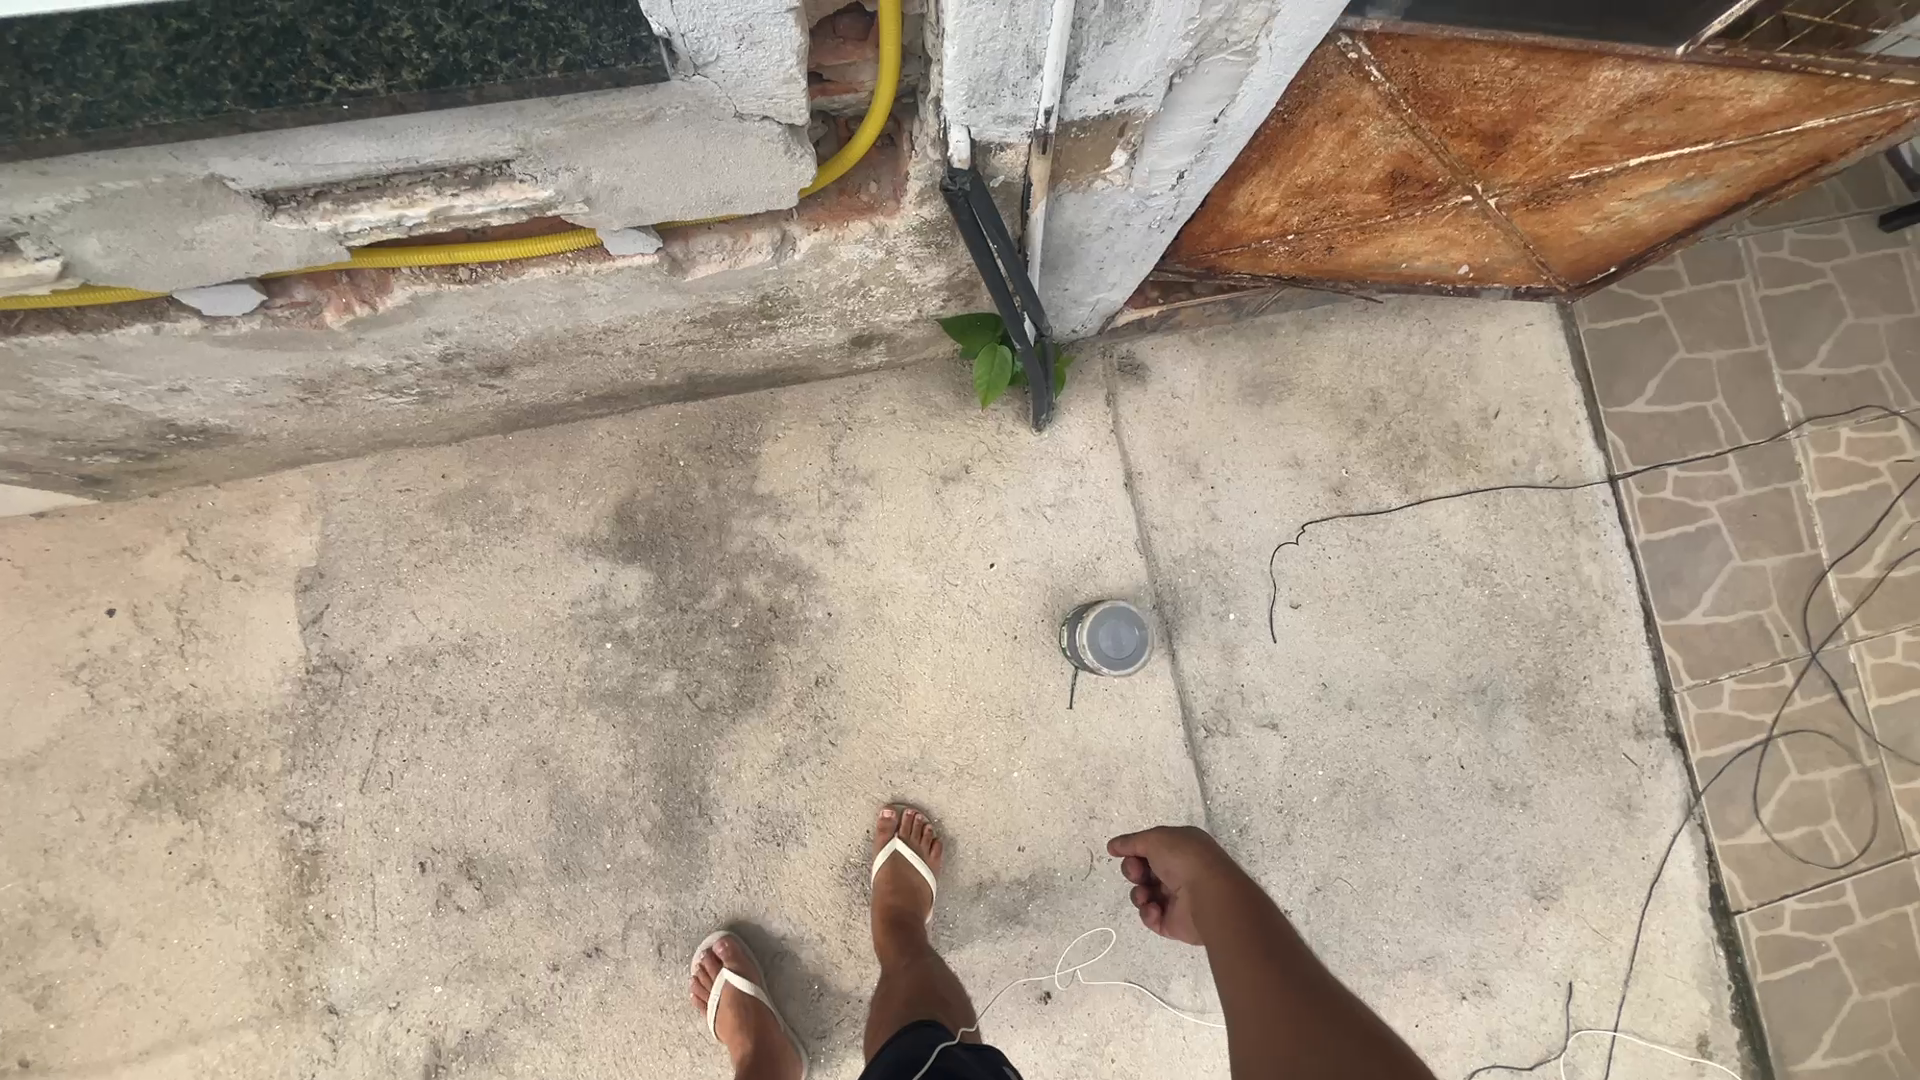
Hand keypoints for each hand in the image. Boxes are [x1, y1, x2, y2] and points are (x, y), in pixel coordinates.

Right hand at [1107, 825, 1239, 946]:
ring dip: (1139, 893)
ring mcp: (1177, 899)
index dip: (1133, 850)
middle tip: (1137, 873)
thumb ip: (1131, 842)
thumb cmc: (1183, 859)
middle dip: (1133, 871)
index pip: (1150, 848)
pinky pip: (1151, 917)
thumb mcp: (1154, 839)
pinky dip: (1148, 913)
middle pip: (1143, 871)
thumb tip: (1113, 846)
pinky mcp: (1174, 923)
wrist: (1208, 895)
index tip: (1120, 852)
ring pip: (1144, 894)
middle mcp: (1179, 872)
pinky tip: (1155, 909)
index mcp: (1180, 848)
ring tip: (1146, 895)